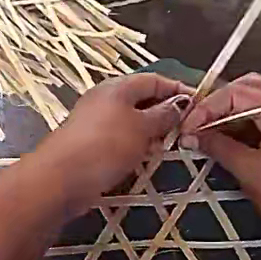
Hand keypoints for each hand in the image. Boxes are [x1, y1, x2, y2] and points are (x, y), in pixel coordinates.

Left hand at [31, 72, 193, 214]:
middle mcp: (105, 100)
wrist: (60, 179)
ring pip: (132, 122)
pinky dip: (136, 146)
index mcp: (118, 87)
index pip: (155, 80)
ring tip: (169, 147)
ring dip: (152, 132)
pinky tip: (144, 159)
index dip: (178, 89)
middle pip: (142, 100)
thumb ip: (163, 115)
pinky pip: (121, 139)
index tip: (199, 103)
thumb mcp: (142, 128)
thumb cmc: (105, 147)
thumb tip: (180, 103)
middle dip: (166, 112)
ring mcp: (96, 122)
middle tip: (186, 129)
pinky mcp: (91, 144)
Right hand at [181, 73, 260, 251]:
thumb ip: (218, 146)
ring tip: (207, 130)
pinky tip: (226, 137)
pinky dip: (244, 122)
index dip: (207, 108)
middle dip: (218, 103)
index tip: (186, 128)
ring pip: (257, 99)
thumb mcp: (248, 171)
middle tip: (195, 124)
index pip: (237, 93)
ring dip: (230, 111)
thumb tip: (191, 135)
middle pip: (248, 87)